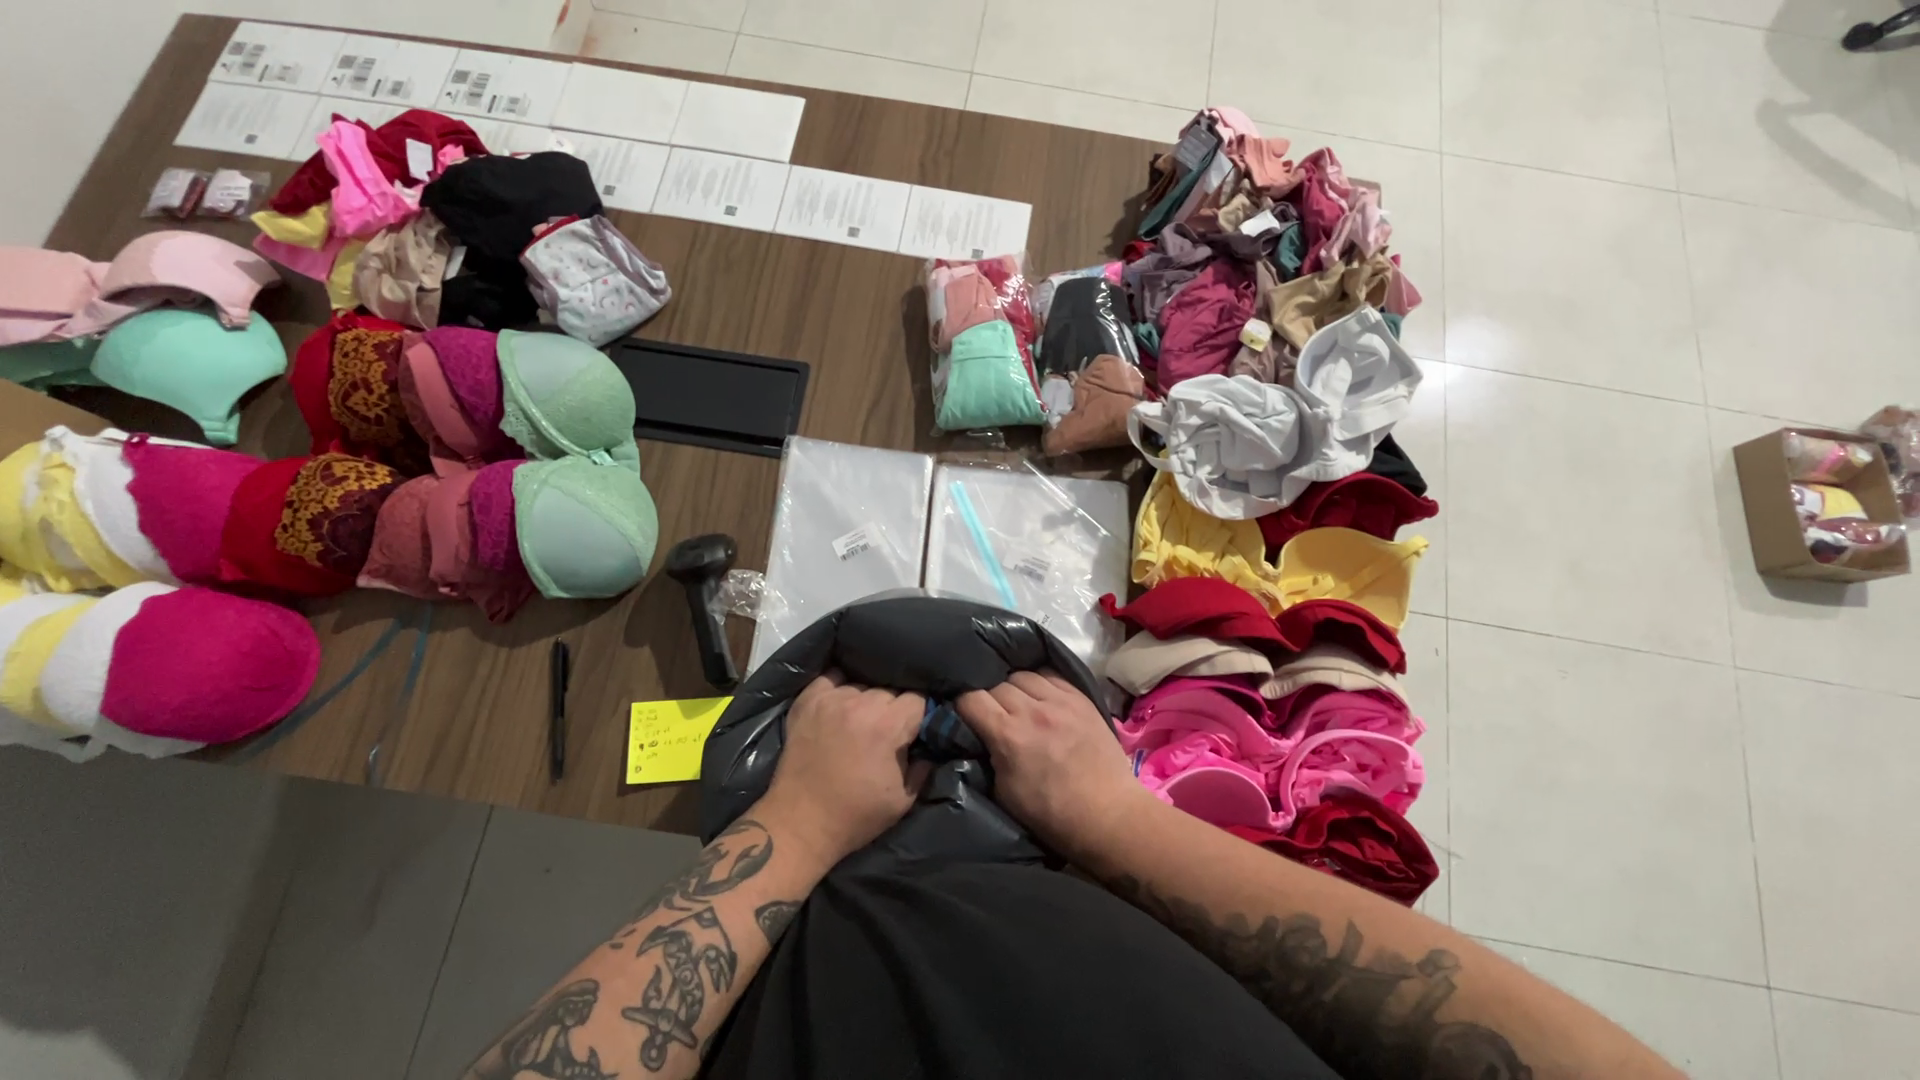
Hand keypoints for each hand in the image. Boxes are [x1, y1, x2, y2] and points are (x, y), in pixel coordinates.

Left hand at [758, 672, 928, 865]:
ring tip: (861, 720)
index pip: (918, 699)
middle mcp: (861, 704)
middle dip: (894, 708)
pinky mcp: (807, 701)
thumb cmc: (856, 816)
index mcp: (889, 726)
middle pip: (890, 690)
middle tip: (887, 730)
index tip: (915, 729)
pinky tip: (841, 702)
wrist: (801, 823)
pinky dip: (839, 686)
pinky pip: (831, 677)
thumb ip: (923, 767)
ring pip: (862, 684)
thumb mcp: (903, 800)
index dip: (920, 715)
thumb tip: (929, 746)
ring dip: (866, 699)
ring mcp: (831, 699)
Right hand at [956, 671, 1155, 859]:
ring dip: (1014, 687)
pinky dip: (1040, 683)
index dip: (962, 705)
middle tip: (991, 713)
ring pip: (1023, 674)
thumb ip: (988, 755)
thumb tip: (980, 737)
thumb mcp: (1003, 792)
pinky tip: (1039, 696)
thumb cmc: (1051, 814)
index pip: (971, 698)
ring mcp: (1061, 700)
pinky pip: (1051, 675)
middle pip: (996, 683)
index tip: (963, 715)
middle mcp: (1033, 710)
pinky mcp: (1082, 698)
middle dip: (987, 696)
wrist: (1107, 814)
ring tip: (1016, 702)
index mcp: (1009, 735)